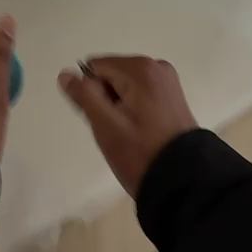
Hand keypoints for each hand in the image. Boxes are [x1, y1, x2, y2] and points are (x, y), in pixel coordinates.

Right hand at [57, 55, 199, 196]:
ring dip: (119, 108)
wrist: (186, 185)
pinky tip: (143, 133)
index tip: (105, 121)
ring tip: (132, 135)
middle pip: (110, 76)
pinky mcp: (173, 96)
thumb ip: (83, 95)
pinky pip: (139, 94)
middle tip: (118, 131)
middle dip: (107, 100)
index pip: (95, 69)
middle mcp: (156, 66)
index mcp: (140, 68)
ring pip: (124, 87)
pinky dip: (134, 111)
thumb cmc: (142, 154)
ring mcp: (167, 81)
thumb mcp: (106, 126)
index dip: (93, 95)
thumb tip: (65, 73)